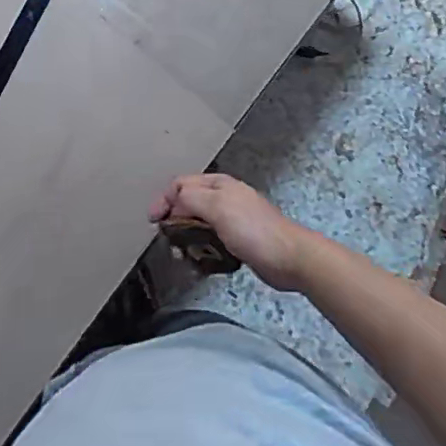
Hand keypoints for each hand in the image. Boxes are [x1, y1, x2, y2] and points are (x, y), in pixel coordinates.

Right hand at [150, 173, 318, 290]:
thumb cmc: (252, 230)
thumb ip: (190, 198)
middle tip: (168, 240)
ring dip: (186, 239)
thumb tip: (172, 202)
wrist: (290, 259)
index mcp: (218, 184)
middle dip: (173, 221)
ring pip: (197, 225)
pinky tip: (200, 261)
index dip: (164, 200)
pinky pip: (209, 241)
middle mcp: (223, 198)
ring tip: (183, 255)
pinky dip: (201, 249)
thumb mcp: (217, 207)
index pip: (181, 185)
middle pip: (187, 204)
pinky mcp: (236, 240)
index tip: (154, 221)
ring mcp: (230, 220)